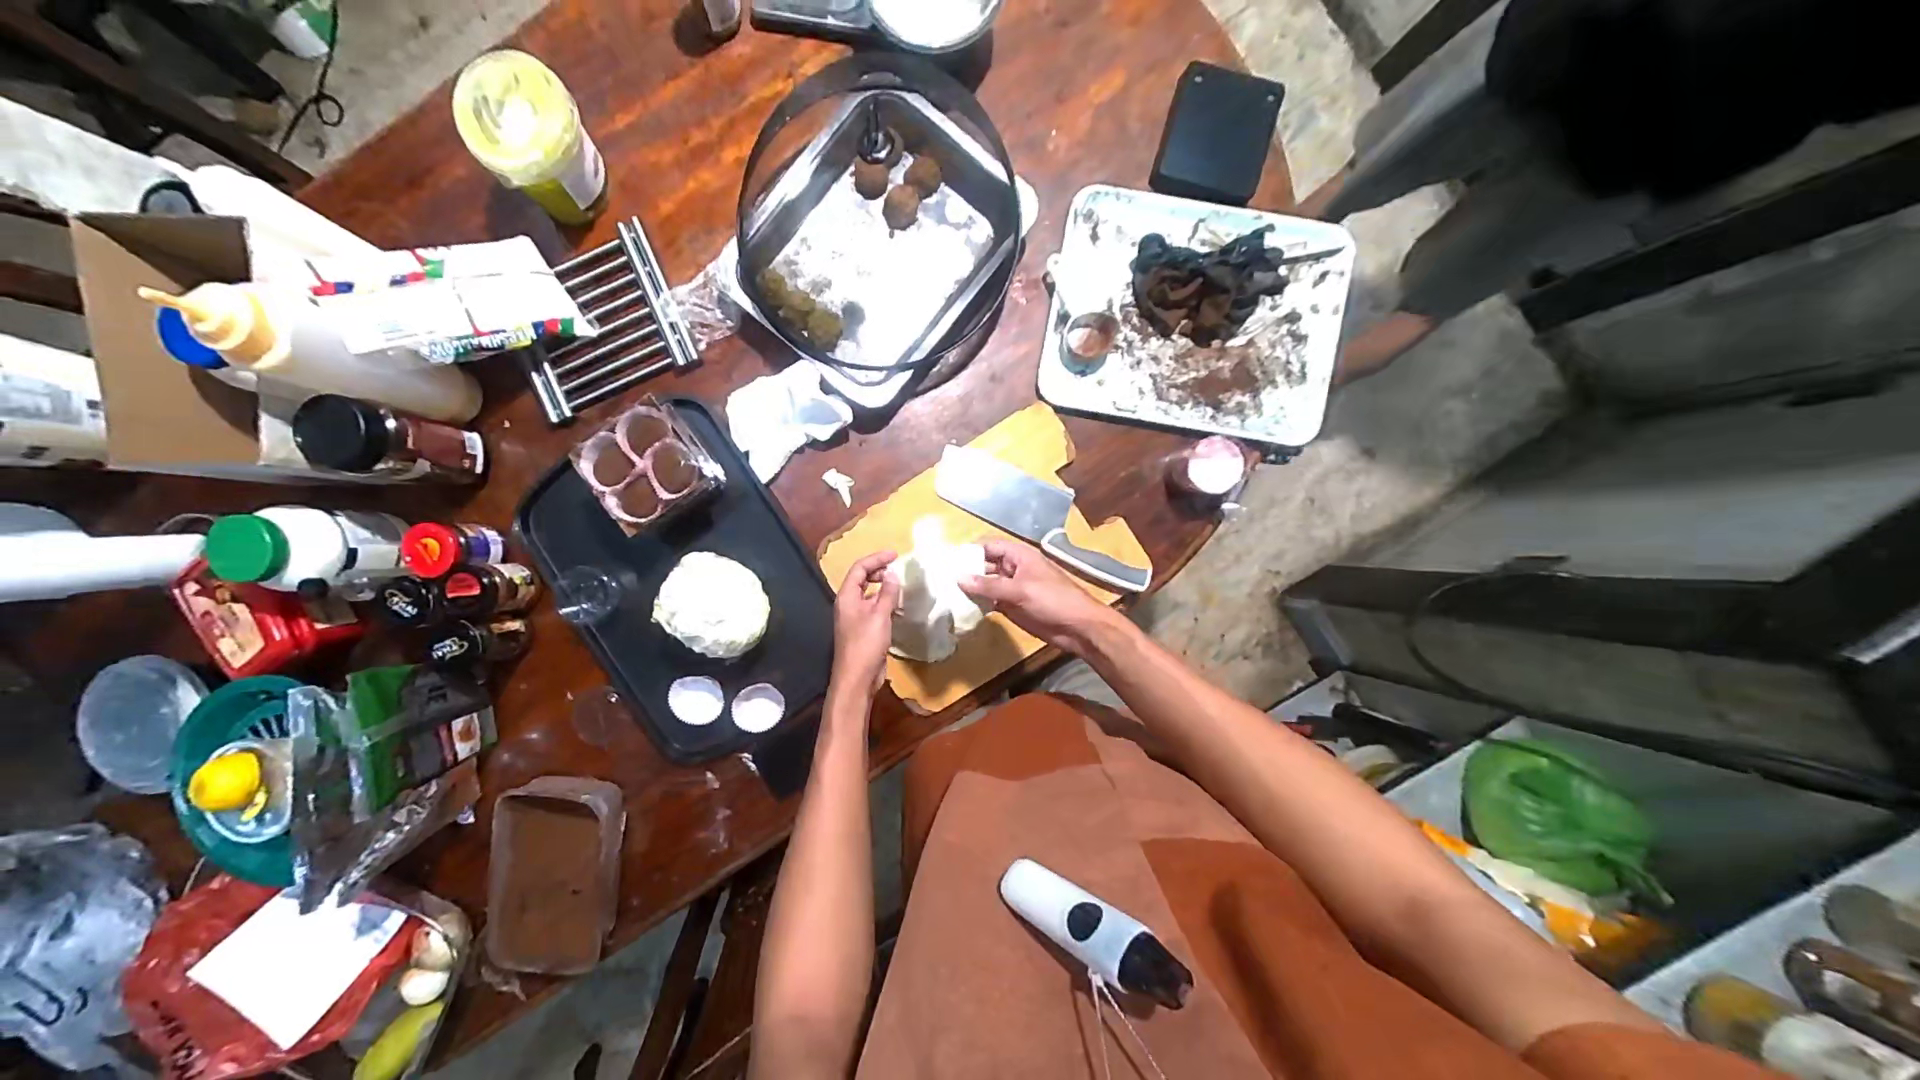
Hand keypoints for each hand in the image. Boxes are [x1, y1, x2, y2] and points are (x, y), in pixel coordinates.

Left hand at [831, 550, 899, 696]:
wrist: (857, 677)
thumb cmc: (866, 644)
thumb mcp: (880, 615)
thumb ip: (888, 593)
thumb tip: (893, 575)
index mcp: (847, 597)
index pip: (859, 568)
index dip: (876, 558)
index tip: (895, 554)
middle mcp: (848, 604)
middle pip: (861, 579)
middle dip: (878, 570)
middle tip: (897, 569)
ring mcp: (854, 617)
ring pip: (868, 594)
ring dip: (882, 586)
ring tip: (900, 584)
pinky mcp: (863, 629)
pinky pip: (873, 607)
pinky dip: (884, 601)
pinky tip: (897, 605)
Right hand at [960, 538, 1125, 657]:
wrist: (1078, 628)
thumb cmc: (1054, 600)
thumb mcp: (1020, 590)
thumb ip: (989, 585)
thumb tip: (959, 578)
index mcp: (1019, 556)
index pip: (989, 546)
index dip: (970, 551)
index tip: (947, 560)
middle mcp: (1014, 568)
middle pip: (985, 564)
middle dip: (966, 570)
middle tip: (941, 578)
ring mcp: (1013, 588)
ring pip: (986, 584)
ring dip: (970, 588)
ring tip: (946, 593)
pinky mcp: (1013, 606)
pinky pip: (991, 600)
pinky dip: (978, 603)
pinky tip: (962, 608)